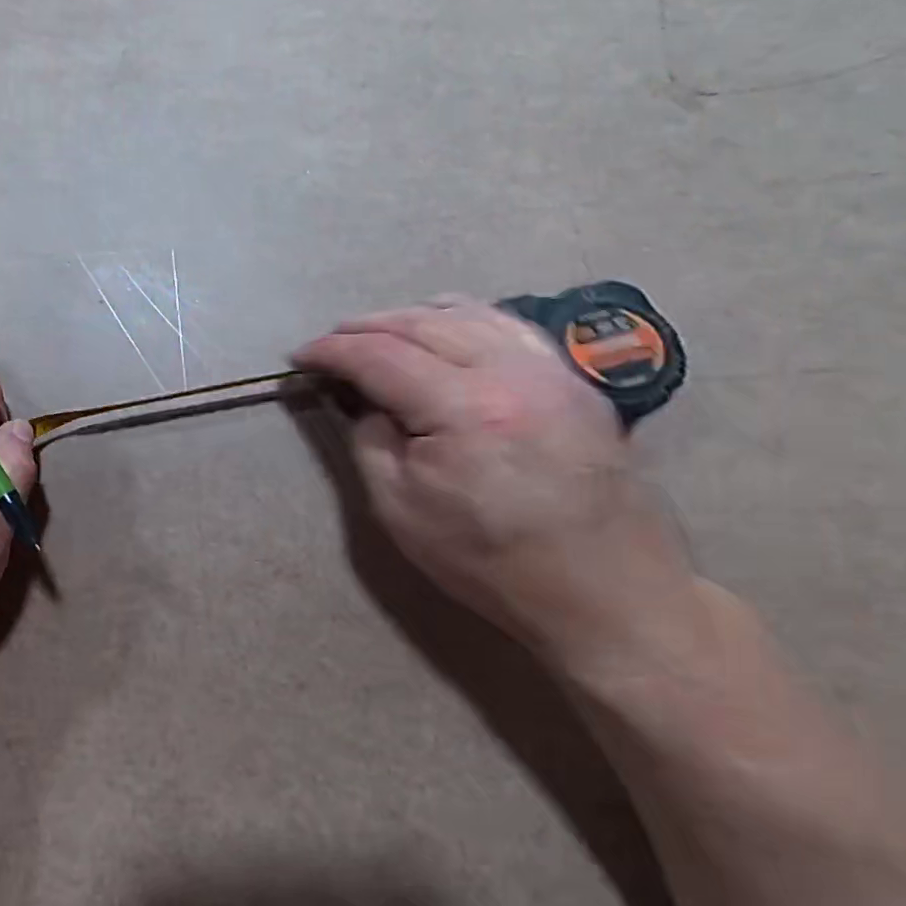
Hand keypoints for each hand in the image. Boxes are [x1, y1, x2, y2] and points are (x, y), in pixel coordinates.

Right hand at [292, 296, 699, 669]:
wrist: (604, 592)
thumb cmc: (490, 562)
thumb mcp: (401, 510)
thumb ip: (370, 440)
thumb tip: (360, 397)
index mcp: (465, 409)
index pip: (381, 356)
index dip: (333, 350)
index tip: (300, 356)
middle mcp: (512, 372)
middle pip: (422, 323)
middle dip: (365, 326)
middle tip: (330, 341)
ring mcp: (551, 369)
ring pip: (467, 313)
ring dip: (410, 316)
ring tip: (376, 331)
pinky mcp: (573, 379)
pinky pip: (506, 325)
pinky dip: (462, 318)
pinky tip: (442, 327)